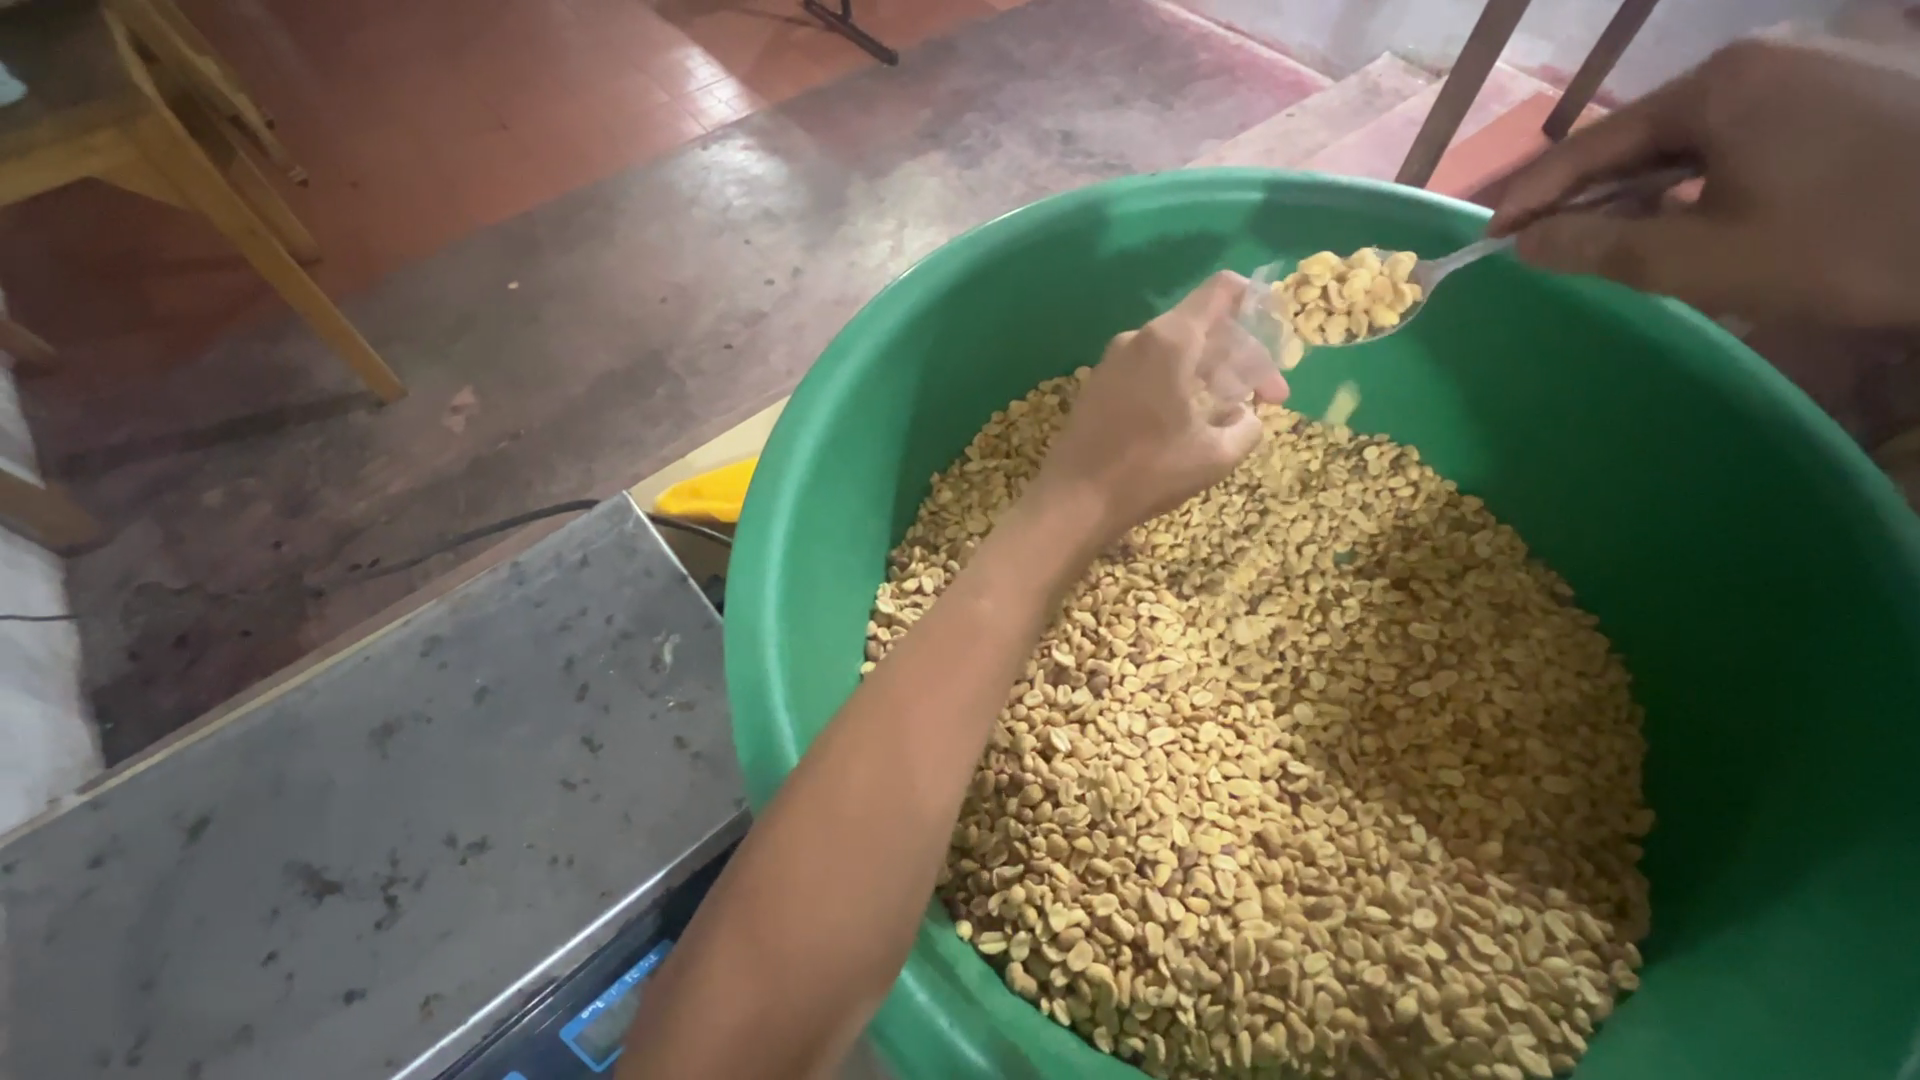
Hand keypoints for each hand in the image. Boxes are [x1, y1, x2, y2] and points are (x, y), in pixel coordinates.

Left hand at [1025, 271, 1288, 545]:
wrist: (1074, 500)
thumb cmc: (1149, 472)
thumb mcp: (1216, 455)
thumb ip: (1248, 425)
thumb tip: (1247, 415)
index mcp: (1171, 341)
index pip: (1221, 291)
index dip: (1255, 303)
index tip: (1277, 335)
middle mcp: (1138, 339)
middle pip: (1203, 327)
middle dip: (1241, 359)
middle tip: (1268, 399)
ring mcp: (1113, 361)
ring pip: (1175, 352)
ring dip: (1210, 374)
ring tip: (1232, 413)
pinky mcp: (1098, 385)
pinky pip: (1149, 370)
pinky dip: (1177, 383)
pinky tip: (1190, 420)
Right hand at [1489, 36, 1919, 326]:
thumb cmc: (1849, 245)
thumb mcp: (1699, 260)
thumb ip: (1596, 247)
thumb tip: (1524, 243)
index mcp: (1722, 84)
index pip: (1590, 146)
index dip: (1530, 198)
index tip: (1488, 240)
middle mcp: (1775, 53)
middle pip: (1648, 135)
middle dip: (1594, 194)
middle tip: (1554, 247)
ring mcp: (1836, 61)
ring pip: (1705, 135)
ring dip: (1655, 189)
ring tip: (1629, 240)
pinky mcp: (1880, 84)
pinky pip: (1762, 130)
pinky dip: (1717, 175)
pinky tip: (1714, 214)